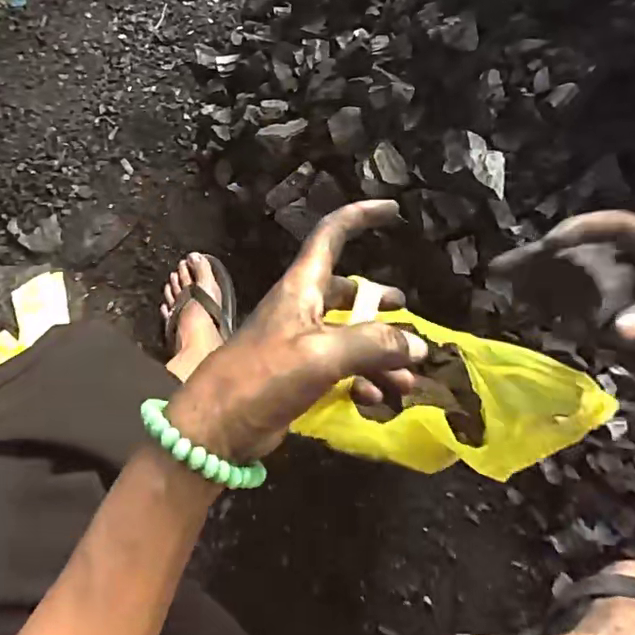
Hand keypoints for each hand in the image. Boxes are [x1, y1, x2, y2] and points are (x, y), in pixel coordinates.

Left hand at [166, 201, 428, 463]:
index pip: (331, 236)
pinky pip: (341, 368)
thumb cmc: (263, 377)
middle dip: (379, 305)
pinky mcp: (299, 374)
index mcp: (301, 288)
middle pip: (348, 292)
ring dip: (380, 354)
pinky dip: (363, 379)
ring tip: (407, 380)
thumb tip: (417, 344)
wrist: (217, 424)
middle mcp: (301, 308)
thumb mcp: (321, 355)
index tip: (392, 210)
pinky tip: (377, 400)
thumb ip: (372, 344)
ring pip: (350, 335)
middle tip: (408, 317)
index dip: (359, 217)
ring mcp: (300, 342)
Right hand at [491, 210, 634, 396]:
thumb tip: (614, 330)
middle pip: (582, 256)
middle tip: (500, 271)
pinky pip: (591, 316)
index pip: (610, 226)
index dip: (576, 230)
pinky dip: (563, 317)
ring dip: (544, 289)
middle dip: (541, 262)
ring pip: (579, 286)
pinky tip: (538, 320)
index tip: (545, 244)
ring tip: (507, 295)